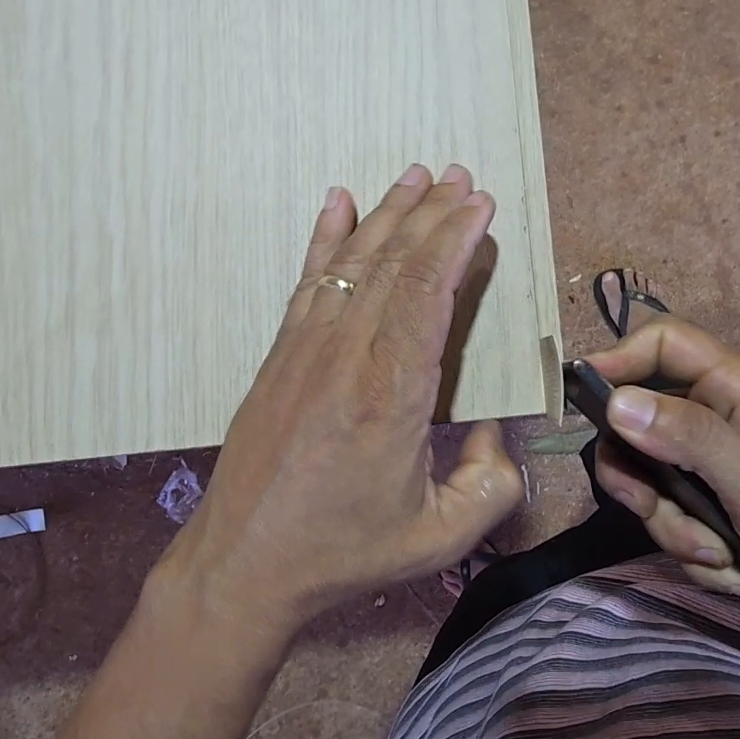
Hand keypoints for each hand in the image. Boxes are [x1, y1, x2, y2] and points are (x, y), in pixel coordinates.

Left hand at [159, 164, 524, 628]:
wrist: (242, 564)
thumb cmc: (344, 550)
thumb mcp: (440, 536)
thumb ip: (491, 483)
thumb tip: (497, 433)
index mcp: (393, 390)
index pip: (428, 291)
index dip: (456, 240)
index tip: (479, 204)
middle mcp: (348, 354)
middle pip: (395, 263)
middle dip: (432, 212)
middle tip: (461, 176)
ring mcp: (307, 348)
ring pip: (353, 261)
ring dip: (388, 213)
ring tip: (416, 174)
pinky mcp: (280, 354)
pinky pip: (308, 280)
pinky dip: (325, 237)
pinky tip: (336, 201)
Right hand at [586, 317, 739, 613]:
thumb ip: (689, 438)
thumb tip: (616, 401)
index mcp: (732, 386)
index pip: (662, 342)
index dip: (619, 359)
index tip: (584, 399)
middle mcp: (711, 411)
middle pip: (635, 418)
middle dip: (639, 475)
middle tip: (649, 507)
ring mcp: (703, 456)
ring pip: (643, 474)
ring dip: (669, 523)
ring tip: (716, 552)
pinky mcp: (701, 494)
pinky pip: (662, 511)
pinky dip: (685, 543)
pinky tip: (728, 562)